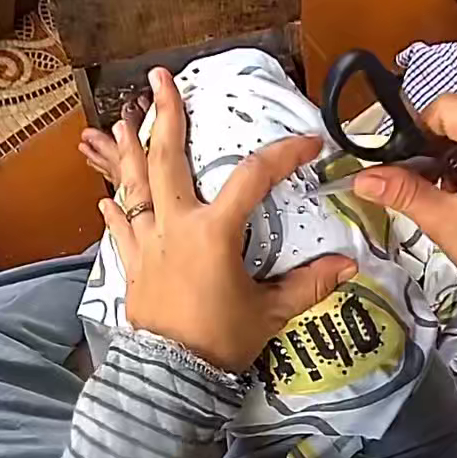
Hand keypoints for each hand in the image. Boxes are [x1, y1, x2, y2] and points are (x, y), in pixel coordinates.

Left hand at [100, 68, 356, 370]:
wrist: (174, 376)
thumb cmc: (223, 340)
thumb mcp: (272, 312)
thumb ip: (309, 285)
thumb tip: (348, 266)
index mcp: (213, 233)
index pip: (253, 180)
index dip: (284, 156)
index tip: (309, 143)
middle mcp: (175, 226)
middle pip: (167, 162)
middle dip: (166, 117)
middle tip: (161, 81)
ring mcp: (147, 243)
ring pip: (133, 186)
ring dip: (129, 151)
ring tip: (123, 119)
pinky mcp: (132, 264)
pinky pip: (120, 228)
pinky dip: (116, 209)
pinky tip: (108, 196)